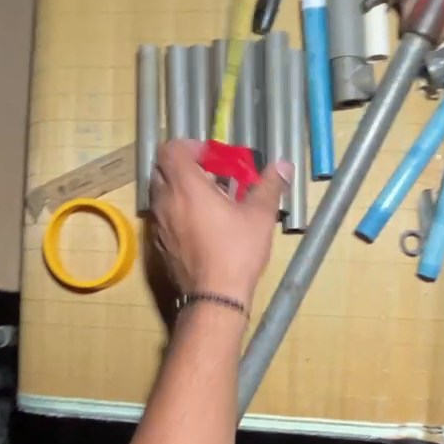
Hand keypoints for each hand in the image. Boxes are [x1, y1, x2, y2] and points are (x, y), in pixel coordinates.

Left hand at [148, 140, 288, 304]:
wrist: (214, 296)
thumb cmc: (237, 251)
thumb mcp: (259, 216)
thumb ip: (269, 186)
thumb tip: (283, 165)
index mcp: (186, 186)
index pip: (171, 149)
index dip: (189, 147)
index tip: (211, 158)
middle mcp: (165, 202)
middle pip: (162, 170)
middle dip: (183, 168)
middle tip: (210, 179)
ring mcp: (159, 226)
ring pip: (161, 196)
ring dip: (179, 192)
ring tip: (208, 204)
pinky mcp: (159, 247)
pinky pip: (163, 220)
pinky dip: (177, 215)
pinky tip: (200, 229)